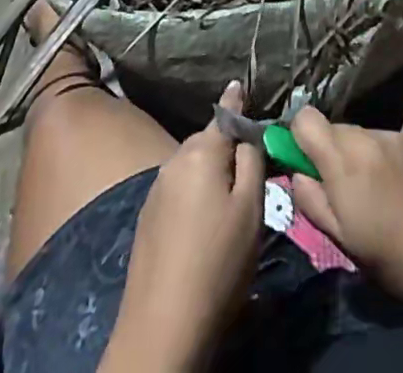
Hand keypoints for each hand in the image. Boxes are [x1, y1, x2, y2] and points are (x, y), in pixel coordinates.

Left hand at [101, 82, 263, 372]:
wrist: (164, 318)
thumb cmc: (219, 261)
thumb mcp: (251, 209)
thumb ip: (251, 162)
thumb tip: (248, 130)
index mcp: (200, 153)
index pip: (223, 115)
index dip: (237, 101)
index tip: (241, 84)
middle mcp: (174, 160)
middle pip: (208, 139)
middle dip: (228, 141)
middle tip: (254, 154)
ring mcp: (157, 186)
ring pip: (193, 162)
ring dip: (212, 166)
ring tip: (234, 186)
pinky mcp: (149, 212)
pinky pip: (180, 184)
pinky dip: (197, 186)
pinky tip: (206, 211)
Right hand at [287, 107, 402, 299]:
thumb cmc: (396, 259)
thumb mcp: (341, 239)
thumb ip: (310, 200)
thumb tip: (296, 174)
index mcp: (343, 159)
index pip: (304, 118)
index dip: (299, 139)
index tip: (305, 167)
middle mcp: (368, 137)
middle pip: (332, 128)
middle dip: (330, 152)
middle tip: (343, 193)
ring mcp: (396, 136)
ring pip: (359, 136)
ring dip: (357, 156)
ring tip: (376, 196)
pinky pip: (385, 142)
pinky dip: (382, 159)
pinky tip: (400, 191)